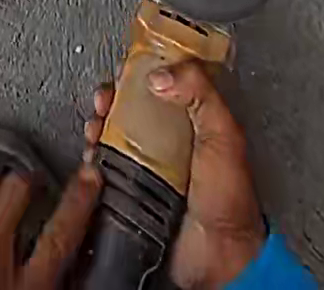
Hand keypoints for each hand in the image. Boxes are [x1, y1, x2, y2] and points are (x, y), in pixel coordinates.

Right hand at [84, 63, 266, 289]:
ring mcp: (148, 159)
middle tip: (105, 97)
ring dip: (99, 120)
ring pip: (114, 127)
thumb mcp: (222, 133)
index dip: (142, 68)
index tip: (127, 65)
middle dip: (112, 94)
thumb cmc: (229, 199)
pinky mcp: (132, 183)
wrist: (217, 257)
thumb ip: (199, 92)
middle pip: (131, 101)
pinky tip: (93, 150)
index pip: (163, 79)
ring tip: (96, 125)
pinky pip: (106, 159)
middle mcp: (169, 135)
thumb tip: (159, 73)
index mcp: (193, 116)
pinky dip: (94, 150)